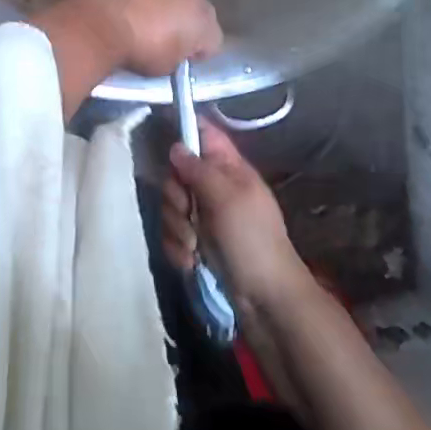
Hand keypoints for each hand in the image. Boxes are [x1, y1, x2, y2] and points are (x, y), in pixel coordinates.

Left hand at [72, 0, 222, 76]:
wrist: (103, 25)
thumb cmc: (136, 52)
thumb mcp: (164, 66)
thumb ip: (179, 55)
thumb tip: (178, 49)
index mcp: (205, 28)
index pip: (214, 41)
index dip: (198, 51)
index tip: (183, 55)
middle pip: (205, 11)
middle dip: (192, 22)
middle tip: (170, 32)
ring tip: (162, 7)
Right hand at [160, 118, 307, 306]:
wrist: (264, 299)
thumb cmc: (252, 240)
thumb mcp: (226, 198)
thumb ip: (197, 169)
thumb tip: (176, 146)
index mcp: (229, 170)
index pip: (204, 134)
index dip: (185, 130)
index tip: (166, 140)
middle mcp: (214, 189)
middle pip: (175, 174)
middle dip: (175, 198)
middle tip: (189, 213)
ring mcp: (204, 217)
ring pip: (169, 207)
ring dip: (177, 229)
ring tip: (195, 247)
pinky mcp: (194, 242)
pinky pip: (170, 234)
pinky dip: (178, 249)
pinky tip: (192, 262)